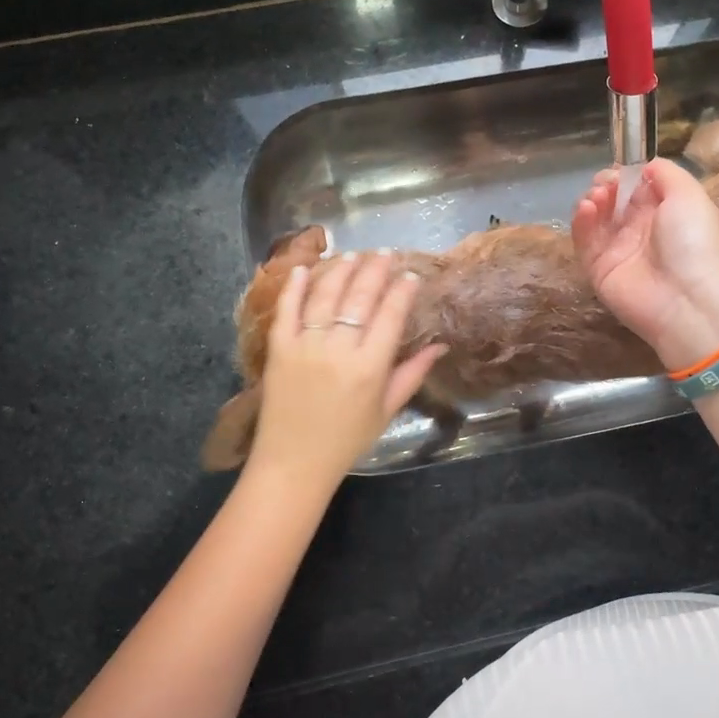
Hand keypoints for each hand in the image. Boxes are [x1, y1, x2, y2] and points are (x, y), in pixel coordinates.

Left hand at [250, 252, 446, 484]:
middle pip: (360, 297)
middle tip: (385, 253)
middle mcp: (339, 350)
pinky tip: (304, 268)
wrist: (293, 464)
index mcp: (370, 367)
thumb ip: (412, 373)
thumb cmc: (347, 440)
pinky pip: (287, 309)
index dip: (402, 290)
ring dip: (341, 270)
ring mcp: (305, 346)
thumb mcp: (387, 410)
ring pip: (326, 295)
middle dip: (375, 270)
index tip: (410, 275)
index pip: (391, 315)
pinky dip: (294, 286)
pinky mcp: (278, 349)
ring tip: (354, 254)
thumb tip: (440, 345)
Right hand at [572, 160, 718, 370]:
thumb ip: (666, 173)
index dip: (624, 175)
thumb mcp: (689, 195)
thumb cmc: (694, 241)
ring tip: (597, 198)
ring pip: (594, 218)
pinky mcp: (598, 268)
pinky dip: (581, 222)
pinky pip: (583, 241)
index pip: (636, 188)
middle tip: (605, 185)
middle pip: (612, 200)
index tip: (618, 169)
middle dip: (605, 186)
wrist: (688, 300)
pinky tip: (586, 209)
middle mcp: (640, 230)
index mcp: (664, 212)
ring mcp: (617, 250)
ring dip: (592, 200)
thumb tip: (644, 166)